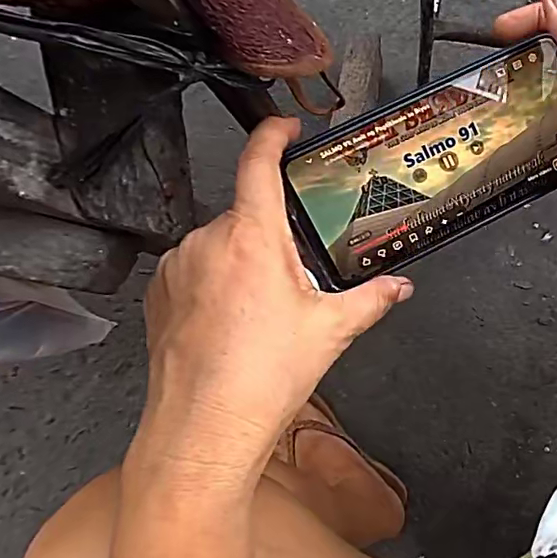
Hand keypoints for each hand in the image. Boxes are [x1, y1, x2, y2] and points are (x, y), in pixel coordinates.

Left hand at [134, 117, 413, 481]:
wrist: (204, 428)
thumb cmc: (262, 378)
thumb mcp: (330, 330)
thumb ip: (371, 299)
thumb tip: (398, 288)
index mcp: (252, 237)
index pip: (258, 162)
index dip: (272, 134)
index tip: (284, 128)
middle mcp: (208, 241)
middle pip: (245, 213)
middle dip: (270, 235)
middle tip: (289, 279)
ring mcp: (178, 265)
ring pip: (219, 243)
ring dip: (240, 261)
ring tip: (257, 312)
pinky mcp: (159, 290)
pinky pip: (192, 267)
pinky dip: (212, 280)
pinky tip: (228, 321)